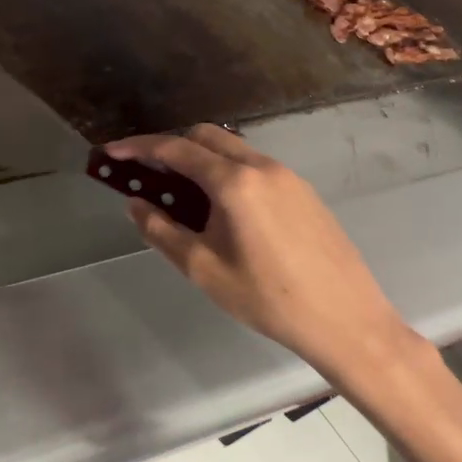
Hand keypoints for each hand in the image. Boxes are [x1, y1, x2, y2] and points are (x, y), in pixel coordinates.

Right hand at [106, 124, 424, 385]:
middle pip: (204, 136)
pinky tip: (220, 207)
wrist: (350, 325)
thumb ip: (160, 230)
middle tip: (147, 171)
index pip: (175, 148)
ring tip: (181, 191)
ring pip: (232, 149)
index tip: (111, 153)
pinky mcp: (305, 193)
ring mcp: (288, 178)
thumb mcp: (202, 269)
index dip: (138, 147)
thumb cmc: (269, 299)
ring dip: (200, 158)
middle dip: (170, 146)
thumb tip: (135, 203)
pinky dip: (226, 171)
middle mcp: (262, 168)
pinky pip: (254, 166)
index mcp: (234, 182)